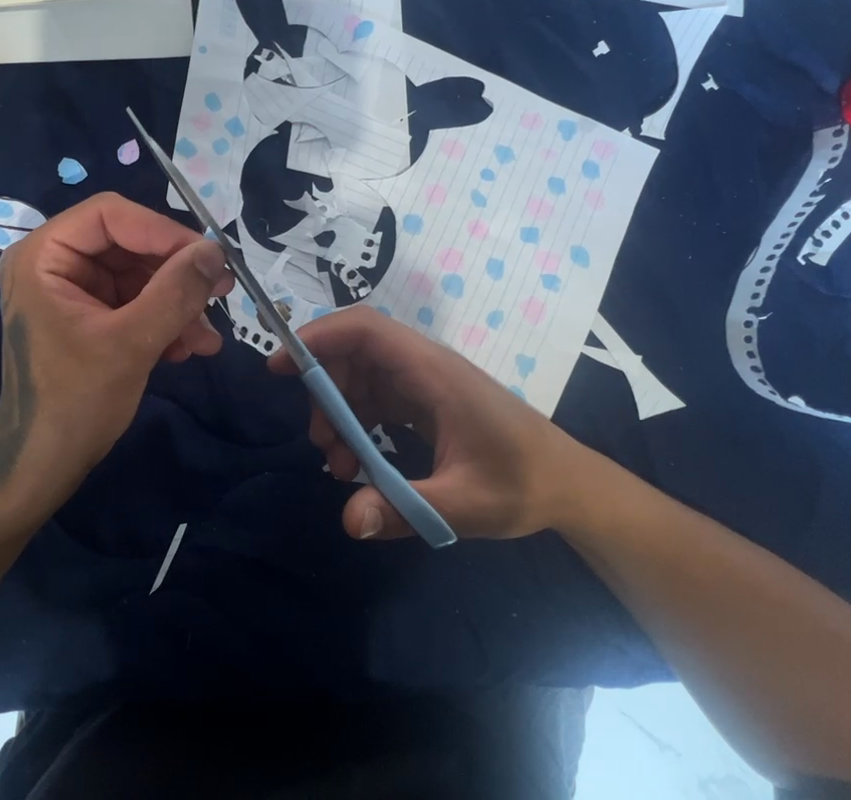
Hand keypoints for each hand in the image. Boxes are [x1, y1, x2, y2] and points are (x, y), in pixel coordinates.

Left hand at [0, 193, 234, 557]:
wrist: (43, 466)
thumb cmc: (75, 402)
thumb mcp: (131, 343)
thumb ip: (175, 292)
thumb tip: (216, 250)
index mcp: (42, 257)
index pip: (110, 216)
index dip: (163, 231)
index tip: (210, 257)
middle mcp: (51, 263)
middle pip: (128, 243)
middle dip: (175, 272)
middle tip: (223, 291)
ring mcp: (69, 291)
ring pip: (137, 274)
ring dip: (177, 302)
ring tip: (207, 336)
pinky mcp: (86, 317)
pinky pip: (133, 301)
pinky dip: (163, 319)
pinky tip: (191, 348)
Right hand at [269, 308, 588, 540]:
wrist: (569, 487)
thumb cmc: (522, 485)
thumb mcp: (462, 505)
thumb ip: (403, 509)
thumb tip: (347, 520)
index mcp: (434, 373)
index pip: (366, 330)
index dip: (318, 337)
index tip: (281, 367)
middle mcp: (424, 368)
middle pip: (354, 353)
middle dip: (323, 391)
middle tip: (318, 444)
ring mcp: (425, 384)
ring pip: (360, 377)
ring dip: (338, 414)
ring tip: (340, 467)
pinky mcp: (425, 403)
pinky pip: (375, 398)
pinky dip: (356, 425)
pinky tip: (358, 466)